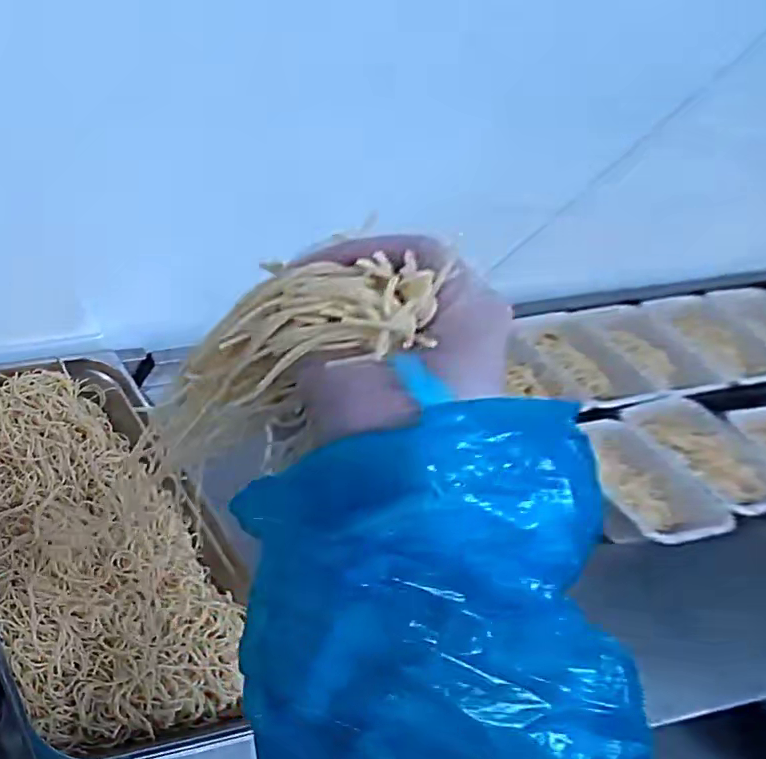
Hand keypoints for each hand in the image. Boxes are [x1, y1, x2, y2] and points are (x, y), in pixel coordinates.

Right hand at [291, 234, 511, 442]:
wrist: (419, 499)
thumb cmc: (389, 422)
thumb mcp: (339, 367)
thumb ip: (313, 334)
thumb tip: (293, 322)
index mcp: (466, 303)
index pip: (412, 251)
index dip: (350, 254)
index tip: (299, 275)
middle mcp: (472, 326)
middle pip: (403, 289)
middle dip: (343, 294)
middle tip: (295, 307)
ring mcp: (457, 365)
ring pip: (394, 326)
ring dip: (346, 327)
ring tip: (300, 340)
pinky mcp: (436, 399)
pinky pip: (391, 360)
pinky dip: (355, 357)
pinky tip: (322, 372)